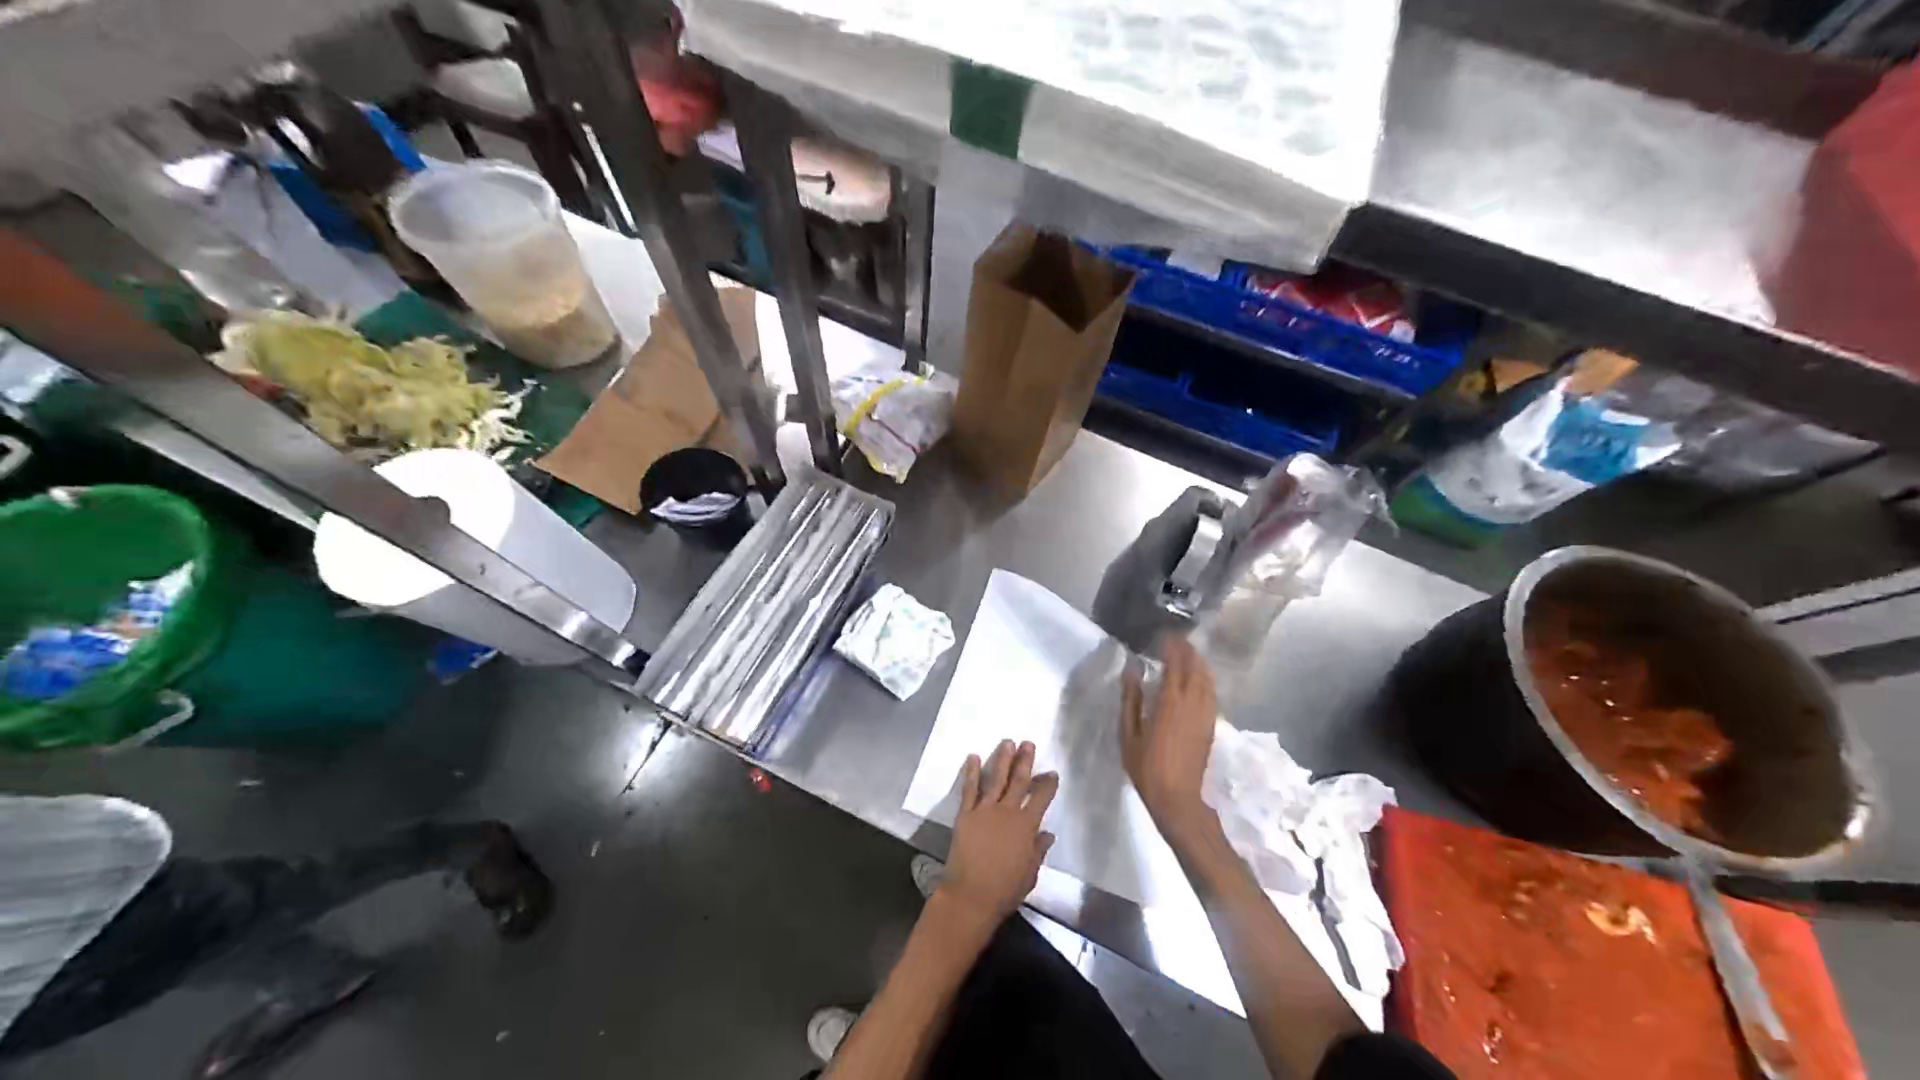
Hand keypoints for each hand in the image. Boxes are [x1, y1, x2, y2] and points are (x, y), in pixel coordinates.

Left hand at [940, 740, 1057, 925]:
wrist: (971, 895)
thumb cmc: (1005, 889)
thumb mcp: (1030, 873)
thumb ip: (1038, 850)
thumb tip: (1047, 834)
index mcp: (1027, 826)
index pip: (1041, 798)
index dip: (1047, 784)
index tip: (1052, 773)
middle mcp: (1008, 812)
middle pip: (1018, 781)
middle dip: (1025, 761)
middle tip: (1028, 743)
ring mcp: (985, 810)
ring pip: (996, 779)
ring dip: (1002, 759)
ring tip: (1007, 742)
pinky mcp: (966, 814)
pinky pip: (970, 789)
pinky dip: (972, 772)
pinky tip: (973, 757)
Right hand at [1121, 636, 1219, 837]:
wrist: (1178, 798)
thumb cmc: (1146, 767)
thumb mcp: (1128, 734)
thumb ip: (1131, 700)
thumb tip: (1133, 671)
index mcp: (1170, 702)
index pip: (1175, 664)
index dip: (1172, 647)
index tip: (1164, 635)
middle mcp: (1192, 703)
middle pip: (1194, 668)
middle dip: (1187, 650)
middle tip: (1177, 639)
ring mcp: (1205, 714)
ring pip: (1206, 679)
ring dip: (1199, 662)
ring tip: (1189, 653)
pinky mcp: (1210, 725)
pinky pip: (1211, 693)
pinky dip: (1205, 679)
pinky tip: (1199, 679)